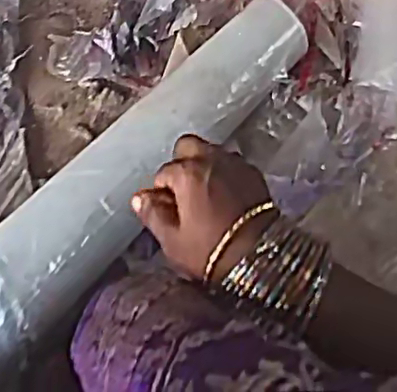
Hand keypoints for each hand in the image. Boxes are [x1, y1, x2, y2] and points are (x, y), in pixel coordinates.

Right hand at [132, 135, 276, 280]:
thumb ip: (153, 214)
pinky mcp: (252, 169)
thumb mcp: (173, 240)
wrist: (257, 251)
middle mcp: (211, 157)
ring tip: (203, 193)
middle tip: (182, 191)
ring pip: (211, 151)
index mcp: (187, 172)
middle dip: (180, 162)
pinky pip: (231, 162)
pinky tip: (224, 193)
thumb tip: (139, 197)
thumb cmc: (209, 249)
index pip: (163, 172)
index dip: (161, 191)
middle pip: (188, 145)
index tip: (167, 209)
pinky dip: (223, 171)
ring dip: (203, 165)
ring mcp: (234, 160)